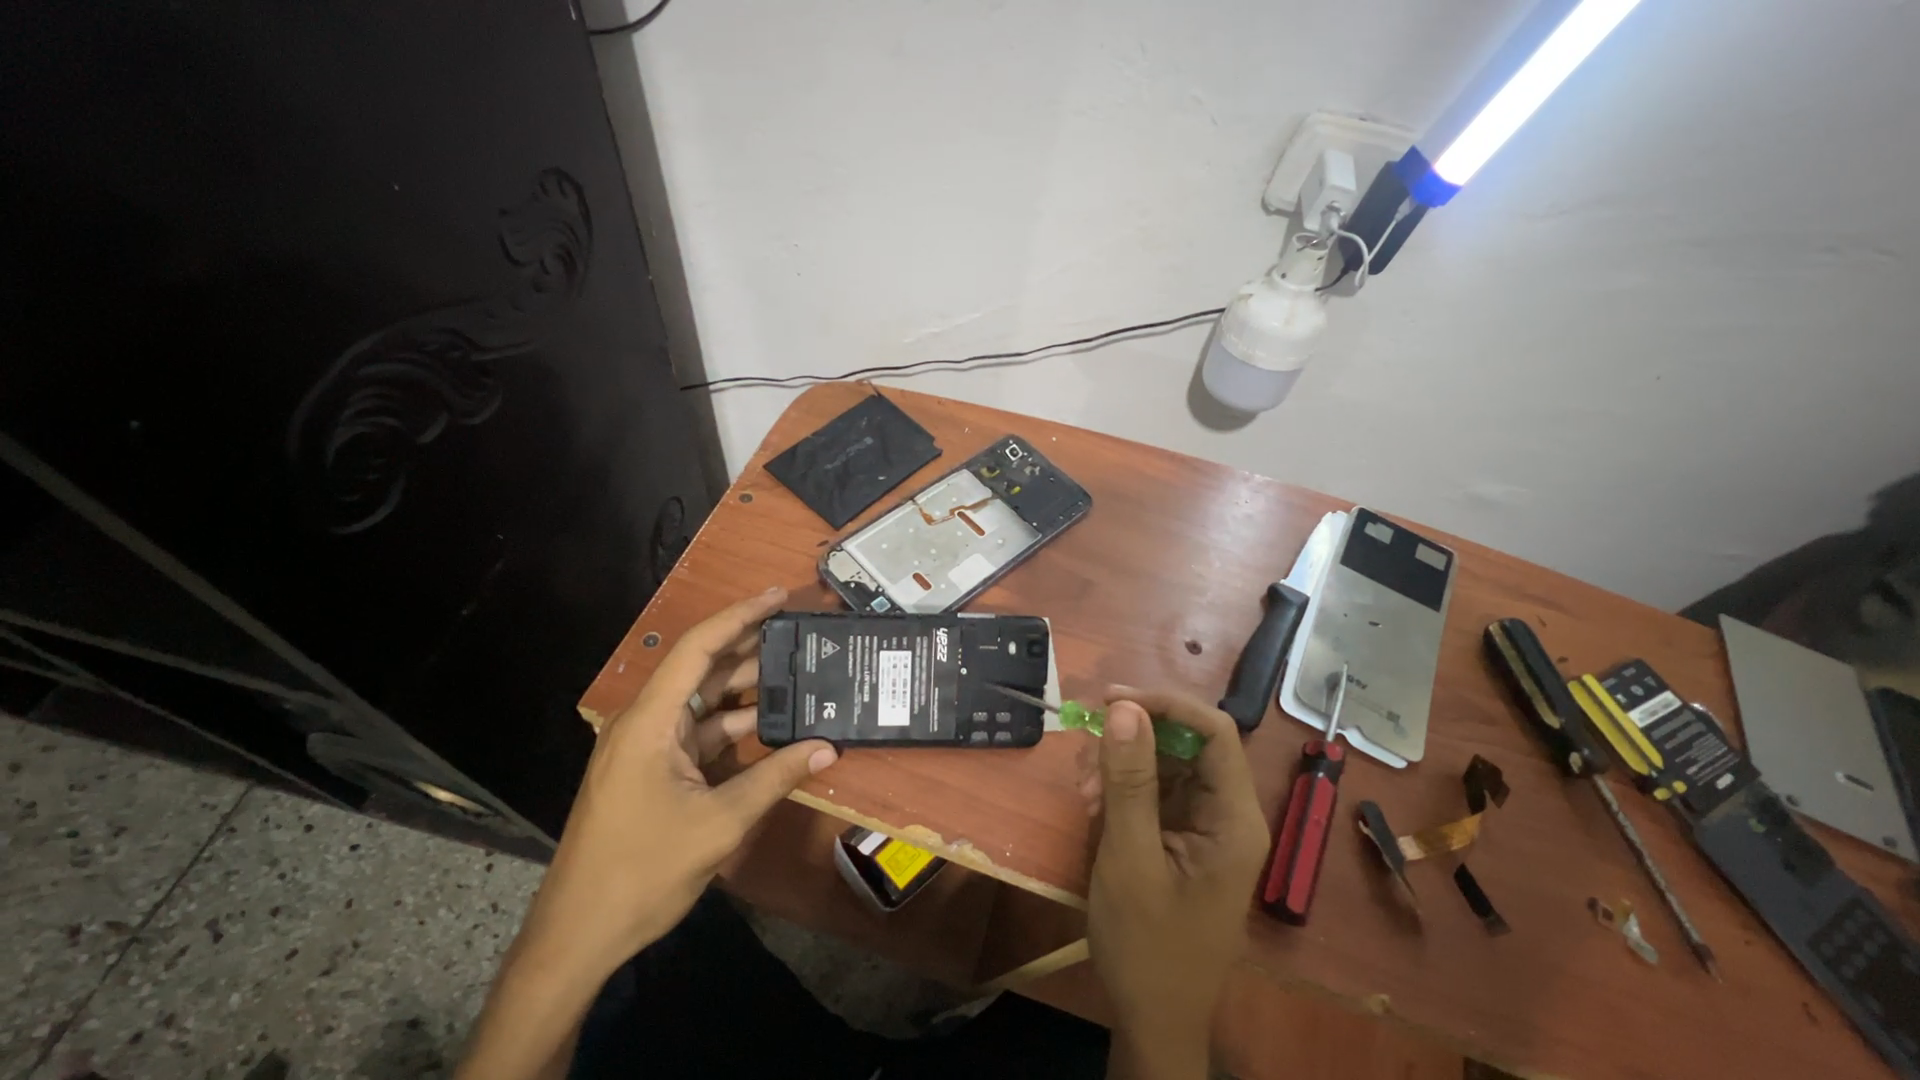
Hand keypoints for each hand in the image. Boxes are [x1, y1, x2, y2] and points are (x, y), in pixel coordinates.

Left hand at [517, 586, 837, 978]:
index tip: (778, 596)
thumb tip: (829, 747)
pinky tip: (775, 730)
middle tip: (803, 637)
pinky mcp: (652, 776)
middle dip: (752, 652)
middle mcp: (645, 724)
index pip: (698, 650)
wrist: (580, 932)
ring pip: (704, 708)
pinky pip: (700, 739)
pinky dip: (736, 732)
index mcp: (649, 722)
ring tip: (801, 679)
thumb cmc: (643, 871)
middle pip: (703, 673)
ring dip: (748, 696)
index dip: (739, 617)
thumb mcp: (719, 823)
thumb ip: (775, 778)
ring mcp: (647, 751)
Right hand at [1085, 688, 1268, 1076]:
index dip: (1166, 705)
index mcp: (1234, 819)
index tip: (1110, 701)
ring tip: (1084, 795)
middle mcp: (1229, 817)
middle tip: (1085, 759)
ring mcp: (1208, 831)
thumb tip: (1124, 709)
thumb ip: (1129, 781)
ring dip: (1123, 769)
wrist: (1154, 1020)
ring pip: (1168, 769)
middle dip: (1136, 742)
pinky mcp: (1185, 844)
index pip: (1215, 732)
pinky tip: (1094, 810)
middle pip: (1189, 747)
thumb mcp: (1129, 857)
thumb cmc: (1146, 944)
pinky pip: (1158, 797)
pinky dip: (1124, 795)